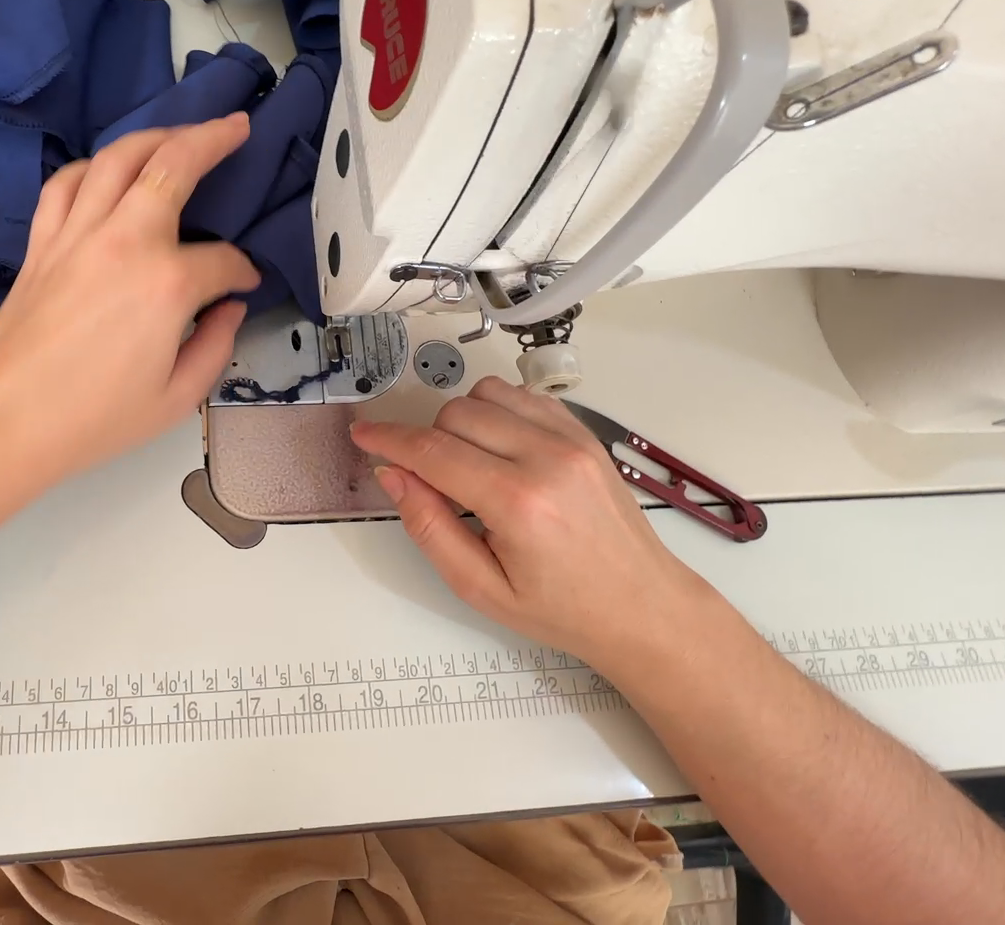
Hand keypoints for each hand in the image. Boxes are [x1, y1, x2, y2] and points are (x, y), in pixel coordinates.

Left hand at [0, 115, 260, 486]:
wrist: (7, 420)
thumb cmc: (96, 418)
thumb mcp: (178, 397)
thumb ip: (217, 345)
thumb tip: (230, 308)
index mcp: (167, 284)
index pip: (223, 260)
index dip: (243, 271)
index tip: (247, 284)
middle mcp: (124, 240)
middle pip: (173, 165)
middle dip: (213, 139)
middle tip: (238, 124)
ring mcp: (77, 233)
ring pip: (118, 157)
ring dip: (156, 134)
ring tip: (181, 131)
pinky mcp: (43, 240)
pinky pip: (68, 183)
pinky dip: (93, 166)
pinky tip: (108, 169)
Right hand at [351, 377, 704, 667]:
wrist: (643, 607)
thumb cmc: (560, 609)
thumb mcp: (480, 587)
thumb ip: (429, 526)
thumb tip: (392, 474)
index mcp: (519, 503)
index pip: (433, 452)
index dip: (388, 439)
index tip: (361, 434)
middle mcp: (547, 457)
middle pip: (456, 413)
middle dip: (428, 441)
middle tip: (436, 484)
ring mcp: (572, 439)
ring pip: (487, 394)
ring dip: (462, 421)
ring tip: (470, 465)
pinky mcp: (585, 433)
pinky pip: (522, 396)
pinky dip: (496, 412)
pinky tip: (500, 450)